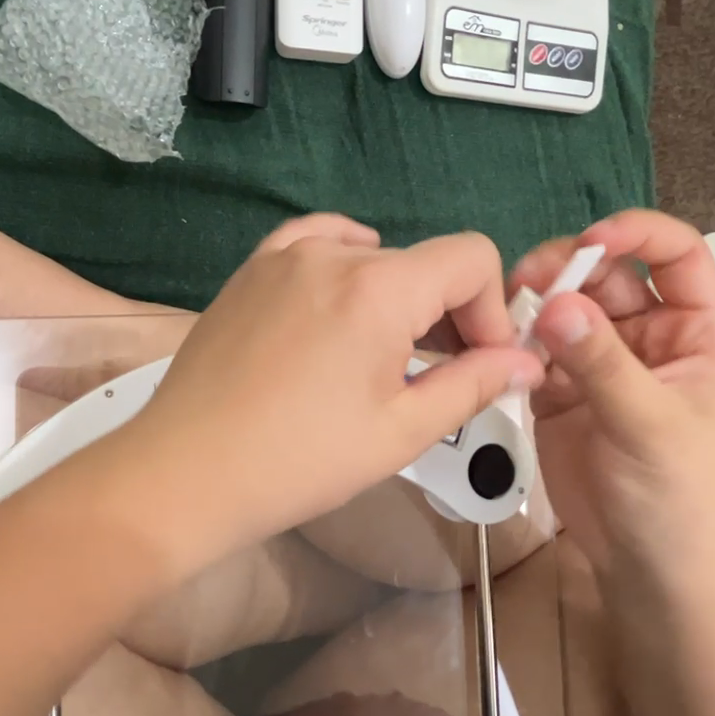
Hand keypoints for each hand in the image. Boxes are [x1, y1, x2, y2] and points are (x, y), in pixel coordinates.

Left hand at [132, 222, 545, 553]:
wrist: (186, 472)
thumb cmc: (300, 461)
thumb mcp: (401, 431)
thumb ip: (474, 384)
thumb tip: (527, 360)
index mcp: (380, 287)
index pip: (472, 257)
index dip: (491, 309)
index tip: (478, 364)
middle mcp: (333, 253)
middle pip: (422, 262)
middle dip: (447, 314)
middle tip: (436, 376)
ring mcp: (283, 256)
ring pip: (372, 257)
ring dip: (397, 299)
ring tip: (382, 356)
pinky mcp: (250, 271)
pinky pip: (315, 243)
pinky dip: (345, 263)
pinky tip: (343, 298)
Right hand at [512, 210, 714, 588]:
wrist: (642, 565)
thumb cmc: (675, 495)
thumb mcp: (651, 426)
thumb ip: (604, 364)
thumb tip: (554, 304)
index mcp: (694, 333)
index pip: (676, 256)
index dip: (639, 235)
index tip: (592, 241)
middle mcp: (645, 336)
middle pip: (607, 274)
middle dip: (568, 268)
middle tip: (527, 282)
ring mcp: (599, 361)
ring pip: (564, 305)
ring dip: (536, 299)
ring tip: (506, 310)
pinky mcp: (558, 387)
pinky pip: (534, 346)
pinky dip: (515, 339)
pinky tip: (498, 344)